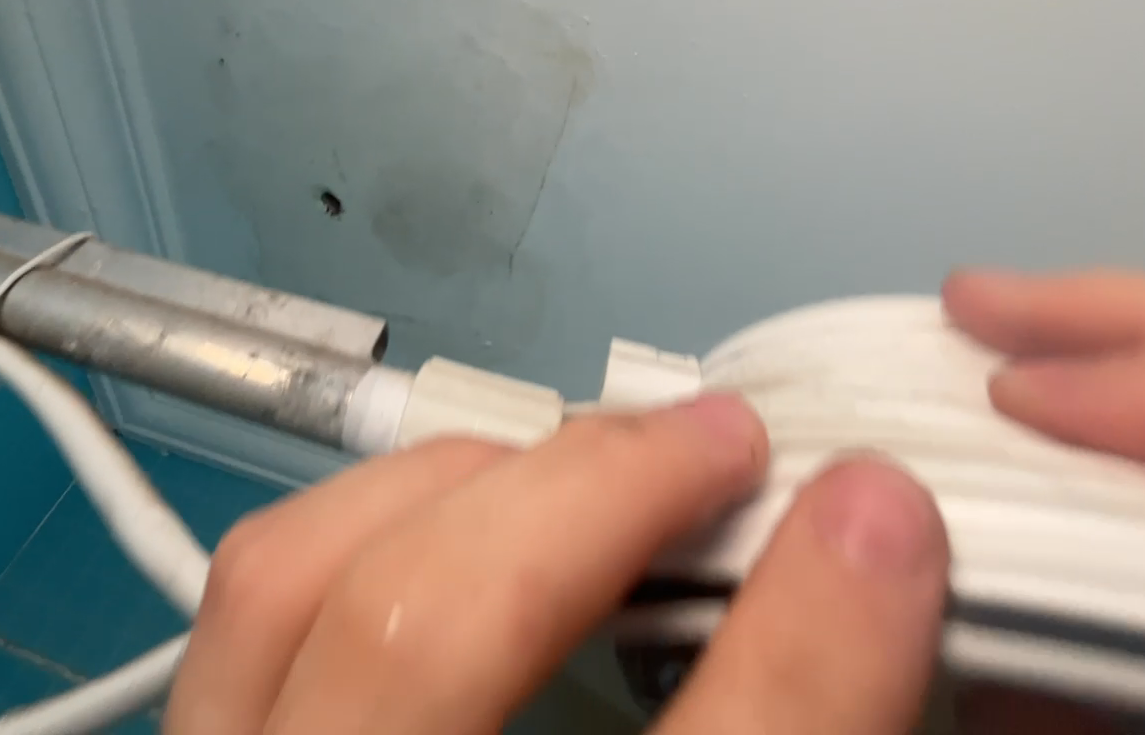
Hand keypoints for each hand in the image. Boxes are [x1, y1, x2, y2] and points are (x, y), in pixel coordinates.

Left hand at [162, 395, 950, 734]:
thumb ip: (780, 725)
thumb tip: (858, 582)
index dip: (811, 645)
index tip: (879, 509)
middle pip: (427, 637)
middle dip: (595, 494)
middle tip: (717, 439)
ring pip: (297, 577)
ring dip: (469, 479)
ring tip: (588, 459)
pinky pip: (264, 586)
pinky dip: (376, 511)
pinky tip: (474, 505)